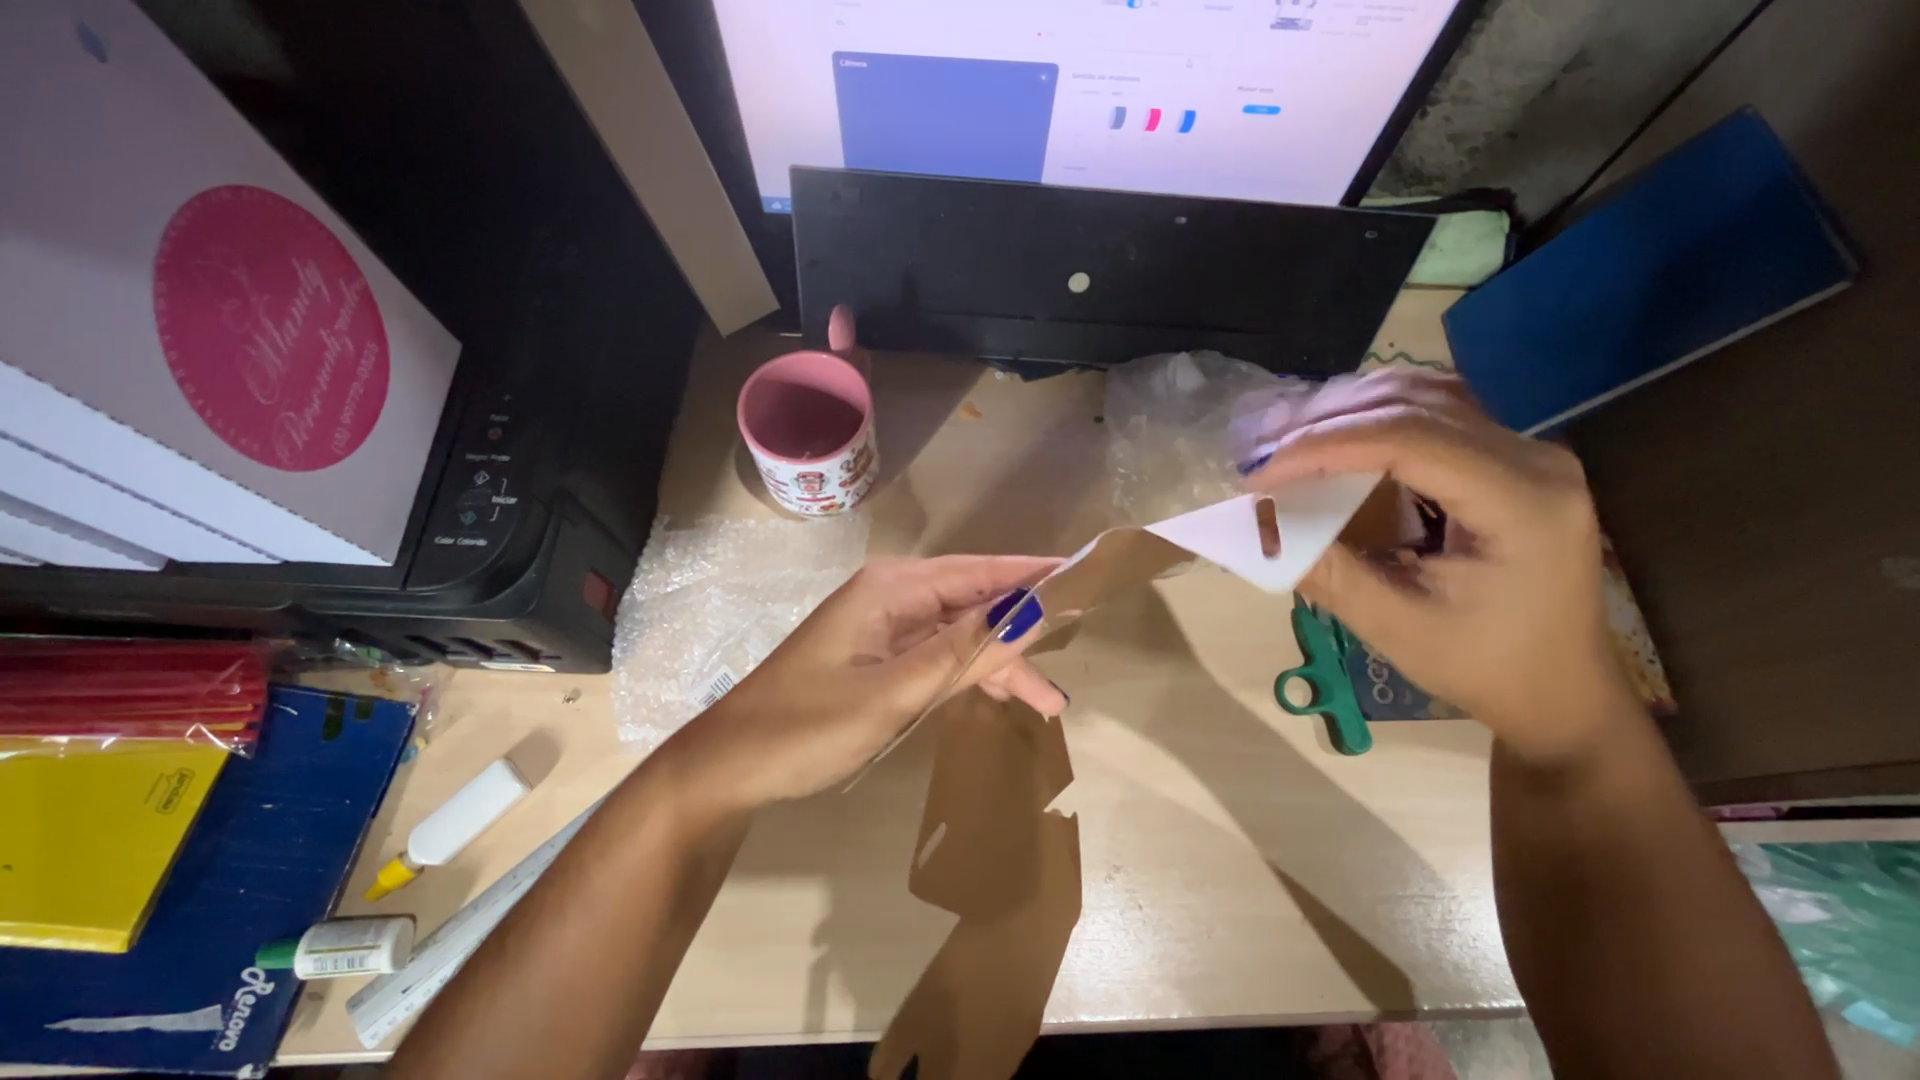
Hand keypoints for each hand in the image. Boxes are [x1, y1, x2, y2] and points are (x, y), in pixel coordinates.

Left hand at [659, 556, 1066, 812]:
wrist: (729, 765)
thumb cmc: (806, 726)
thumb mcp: (892, 691)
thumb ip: (964, 651)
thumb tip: (1031, 612)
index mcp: (893, 588)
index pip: (980, 571)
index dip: (1034, 575)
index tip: (1087, 577)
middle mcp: (891, 596)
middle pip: (975, 602)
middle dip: (1024, 628)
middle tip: (1077, 650)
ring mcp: (883, 629)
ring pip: (960, 634)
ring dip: (1001, 662)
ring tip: (1048, 702)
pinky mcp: (877, 659)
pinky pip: (938, 656)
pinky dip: (969, 674)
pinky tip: (998, 695)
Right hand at [1246, 370, 1637, 762]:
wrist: (1559, 688)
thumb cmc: (1486, 667)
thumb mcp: (1399, 630)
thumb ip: (1331, 573)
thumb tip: (1262, 526)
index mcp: (1522, 503)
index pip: (1410, 440)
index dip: (1325, 446)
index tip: (1261, 474)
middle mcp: (1534, 458)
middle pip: (1416, 406)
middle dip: (1327, 422)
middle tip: (1259, 450)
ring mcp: (1525, 452)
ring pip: (1424, 397)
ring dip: (1347, 410)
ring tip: (1284, 437)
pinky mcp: (1507, 459)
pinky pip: (1435, 414)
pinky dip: (1375, 417)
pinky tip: (1333, 433)